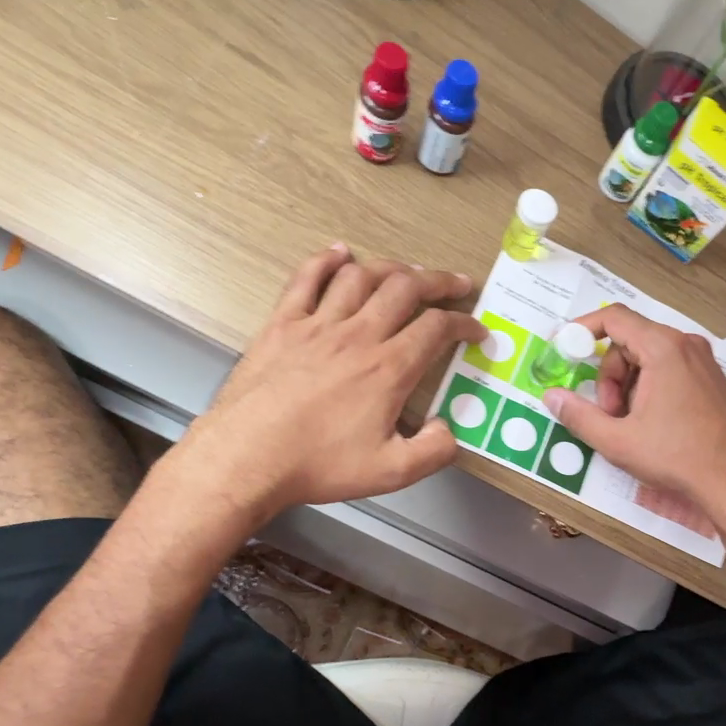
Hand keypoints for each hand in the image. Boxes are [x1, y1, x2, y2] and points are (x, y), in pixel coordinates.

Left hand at [161, 244, 487, 529]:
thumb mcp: (392, 472)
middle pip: (406, 288)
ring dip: (392, 268)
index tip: (476, 330)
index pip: (437, 328)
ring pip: (362, 277)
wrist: (249, 456)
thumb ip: (433, 451)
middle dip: (438, 281)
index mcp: (389, 369)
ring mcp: (318, 325)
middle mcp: (358, 336)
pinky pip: (306, 279)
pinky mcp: (283, 325)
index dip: (464, 324)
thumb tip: (448, 430)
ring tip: (408, 271)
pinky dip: (327, 260)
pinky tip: (340, 253)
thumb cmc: (320, 465)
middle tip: (457, 284)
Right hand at [541, 305, 725, 526]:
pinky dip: (651, 389)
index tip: (564, 350)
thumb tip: (550, 396)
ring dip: (629, 387)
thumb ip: (578, 416)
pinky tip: (652, 424)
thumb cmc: (675, 457)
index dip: (583, 329)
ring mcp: (704, 361)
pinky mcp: (713, 380)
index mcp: (664, 348)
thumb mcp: (617, 441)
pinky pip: (670, 370)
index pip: (615, 318)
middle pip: (630, 342)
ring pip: (649, 358)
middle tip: (608, 416)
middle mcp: (687, 344)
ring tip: (630, 426)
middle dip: (609, 377)